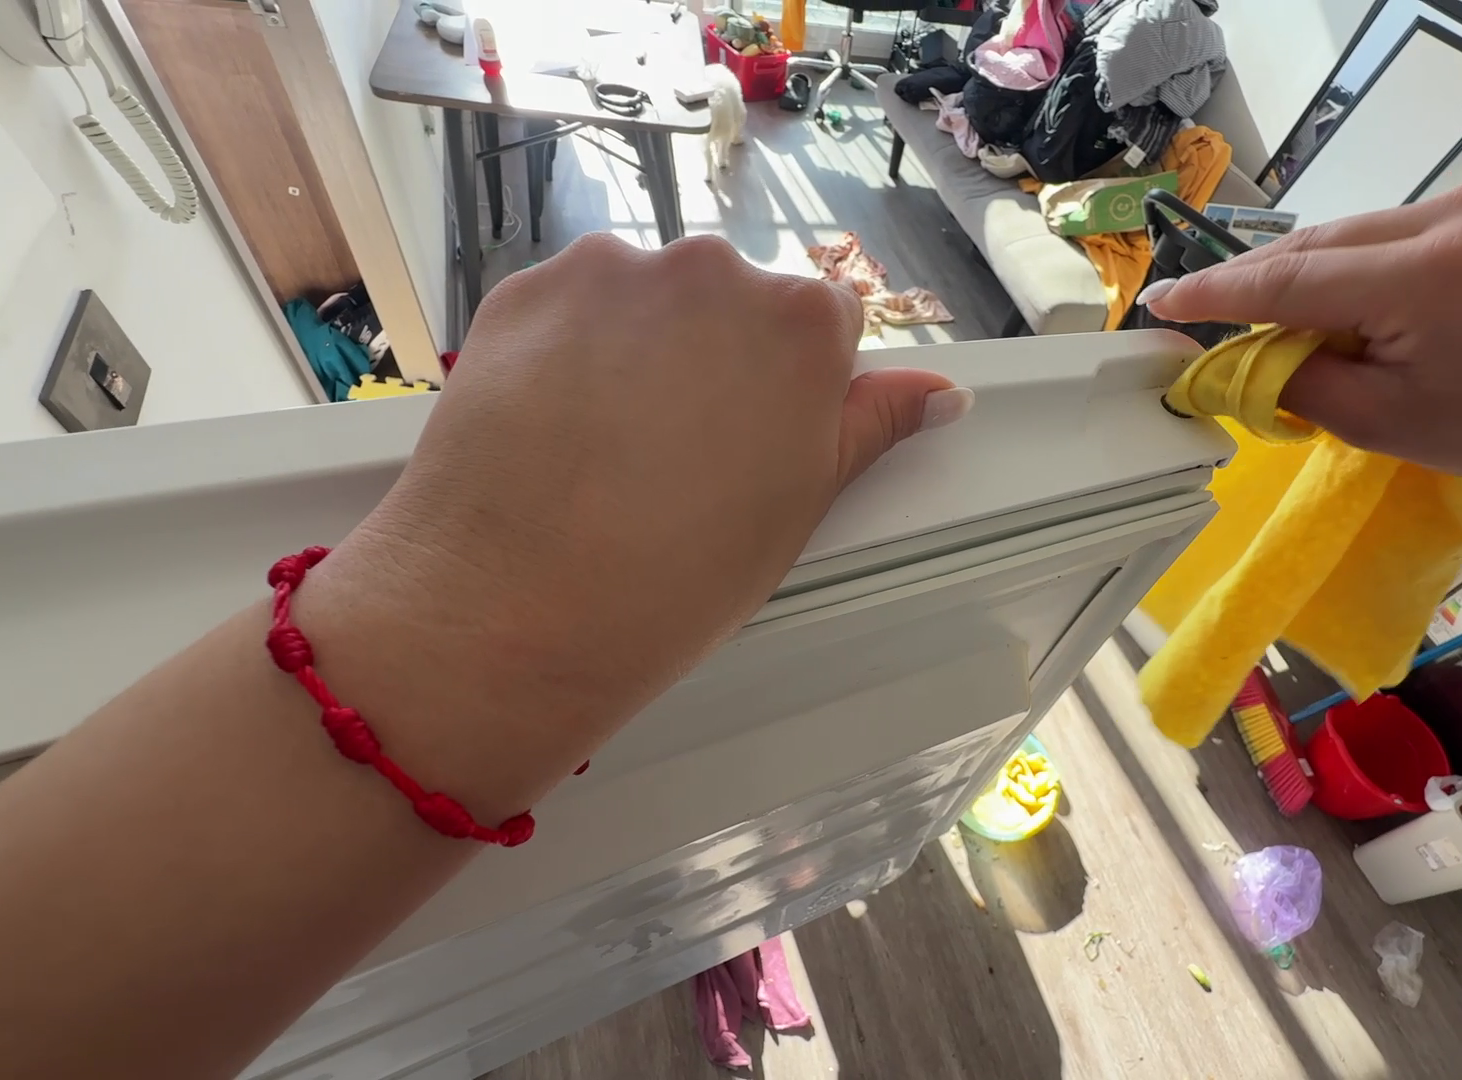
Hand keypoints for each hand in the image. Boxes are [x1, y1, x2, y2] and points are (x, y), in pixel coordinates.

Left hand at [304, 235, 960, 769]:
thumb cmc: (682, 570)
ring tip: (621, 441)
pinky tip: (567, 422)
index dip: (804, 380)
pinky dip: (583, 346)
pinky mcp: (530, 287)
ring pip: (659, 298)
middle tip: (693, 448)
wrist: (518, 604)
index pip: (830, 321)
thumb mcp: (805, 500)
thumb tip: (942, 394)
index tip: (772, 430)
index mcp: (801, 324)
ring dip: (654, 346)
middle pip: (741, 302)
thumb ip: (874, 425)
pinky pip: (582, 304)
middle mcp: (714, 271)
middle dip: (729, 357)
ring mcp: (613, 271)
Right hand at [1145, 175, 1461, 486]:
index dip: (1216, 292)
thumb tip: (1233, 355)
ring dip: (1303, 275)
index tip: (1162, 299)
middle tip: (1203, 311)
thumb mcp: (1376, 421)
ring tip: (1277, 319)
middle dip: (1256, 283)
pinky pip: (1387, 231)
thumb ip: (1291, 379)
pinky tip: (1342, 301)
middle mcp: (1457, 214)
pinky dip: (1349, 265)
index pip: (1289, 280)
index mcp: (1429, 278)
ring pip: (1348, 234)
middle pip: (1315, 246)